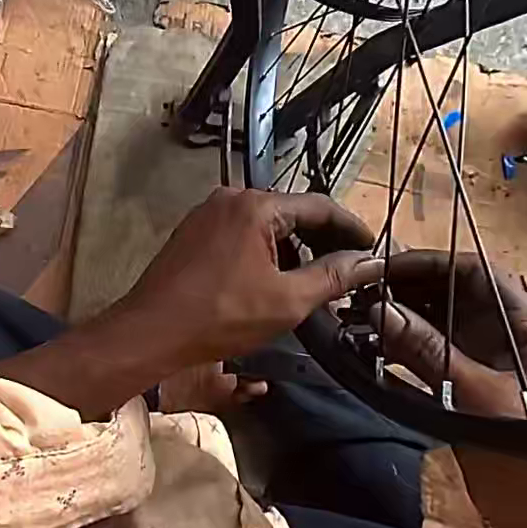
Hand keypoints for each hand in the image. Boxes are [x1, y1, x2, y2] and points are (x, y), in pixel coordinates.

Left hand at [109, 187, 383, 368]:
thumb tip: (369, 261)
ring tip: (316, 281)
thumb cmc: (220, 315)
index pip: (319, 206)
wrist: (153, 329)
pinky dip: (264, 250)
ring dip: (293, 248)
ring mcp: (207, 213)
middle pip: (291, 212)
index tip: (374, 251)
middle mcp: (229, 199)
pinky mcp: (194, 231)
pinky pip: (240, 232)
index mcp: (254, 206)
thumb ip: (333, 276)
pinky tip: (276, 278)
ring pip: (265, 224)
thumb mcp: (288, 300)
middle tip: (350, 271)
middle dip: (322, 240)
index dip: (352, 228)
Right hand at [373, 251, 526, 527]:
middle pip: (448, 296)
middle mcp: (505, 340)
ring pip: (432, 326)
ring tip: (352, 319)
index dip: (428, 263)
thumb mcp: (486, 404)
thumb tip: (379, 309)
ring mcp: (484, 367)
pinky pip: (424, 359)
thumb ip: (430, 353)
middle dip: (402, 291)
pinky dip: (395, 351)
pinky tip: (364, 350)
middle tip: (356, 293)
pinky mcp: (464, 393)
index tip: (382, 267)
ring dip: (394, 320)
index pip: (475, 273)